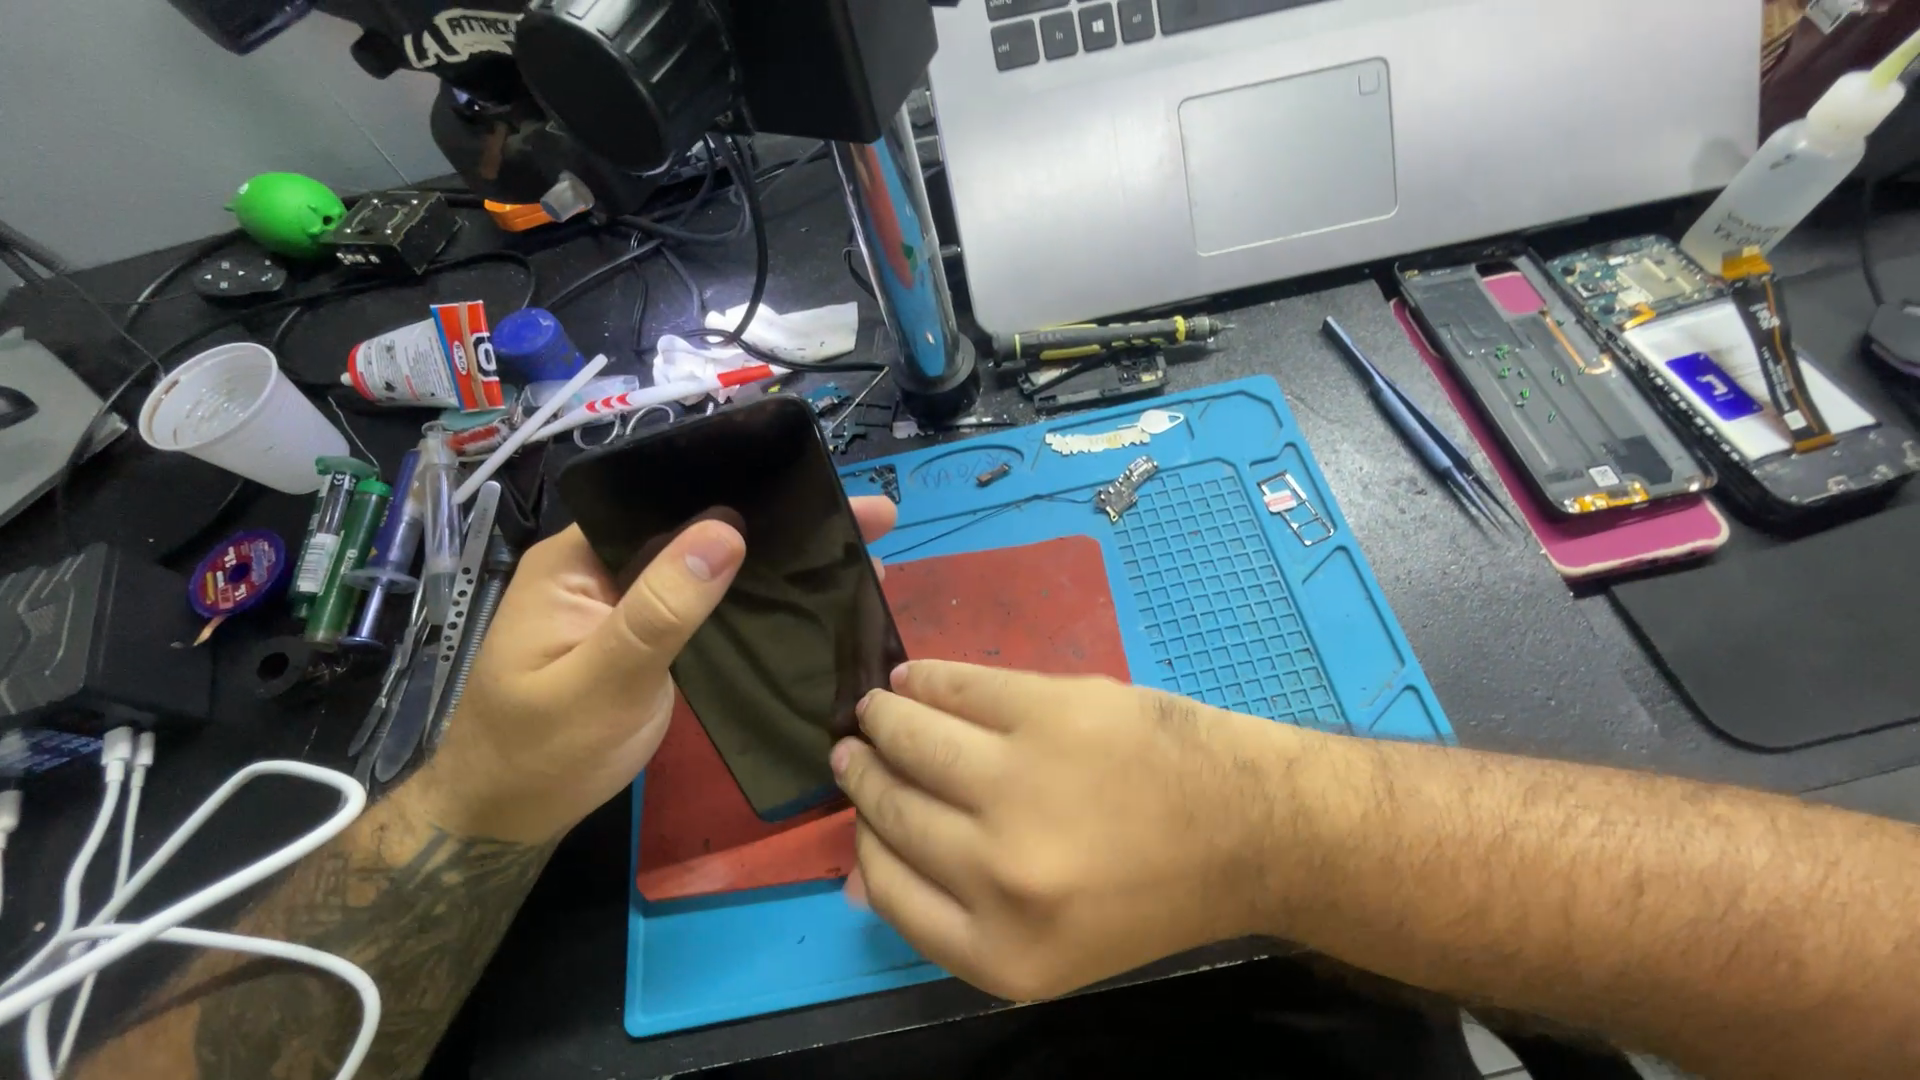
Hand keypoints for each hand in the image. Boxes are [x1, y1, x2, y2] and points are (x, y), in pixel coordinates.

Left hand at [415, 496, 897, 843]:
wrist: (507, 818)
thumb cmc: (539, 753)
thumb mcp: (599, 682)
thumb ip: (660, 611)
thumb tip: (727, 531)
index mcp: (582, 557)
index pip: (668, 500)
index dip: (742, 488)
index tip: (815, 487)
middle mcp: (611, 567)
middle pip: (703, 527)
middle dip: (781, 521)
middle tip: (867, 517)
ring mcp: (636, 602)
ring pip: (714, 566)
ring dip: (778, 559)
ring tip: (857, 550)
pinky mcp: (657, 636)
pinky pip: (713, 605)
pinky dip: (760, 600)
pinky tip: (811, 600)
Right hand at [833, 662, 1306, 1000]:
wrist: (1242, 828)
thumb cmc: (1144, 892)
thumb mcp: (1047, 950)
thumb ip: (951, 918)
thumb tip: (859, 875)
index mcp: (998, 949)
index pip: (884, 886)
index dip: (862, 842)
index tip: (861, 811)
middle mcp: (999, 870)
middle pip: (892, 808)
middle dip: (863, 774)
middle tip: (853, 750)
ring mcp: (1022, 782)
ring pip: (911, 737)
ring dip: (881, 718)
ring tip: (873, 709)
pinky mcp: (1049, 710)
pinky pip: (957, 687)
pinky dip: (924, 680)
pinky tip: (911, 680)